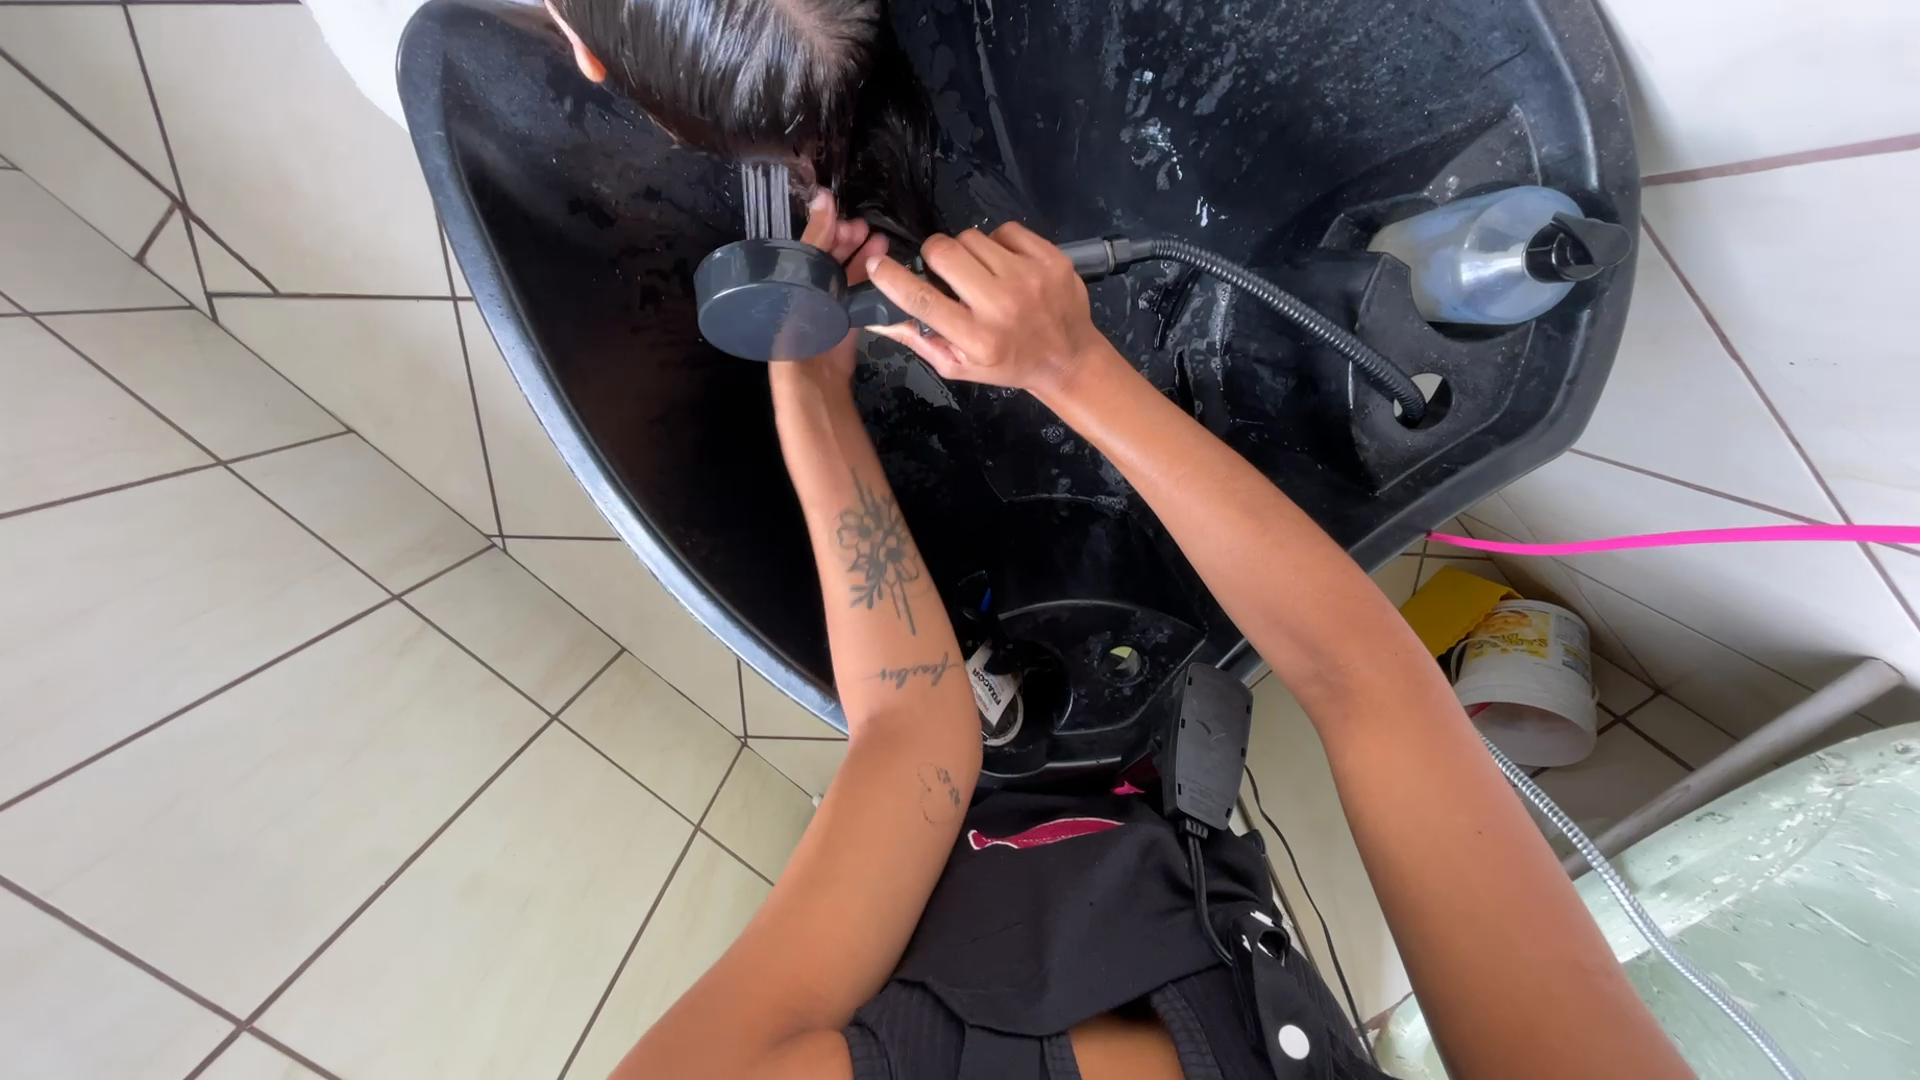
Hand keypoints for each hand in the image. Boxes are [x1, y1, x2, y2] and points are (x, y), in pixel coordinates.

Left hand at [772, 190, 890, 389]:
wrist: (813, 380)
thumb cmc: (798, 330)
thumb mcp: (802, 282)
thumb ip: (812, 244)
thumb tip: (823, 199)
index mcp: (785, 282)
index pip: (806, 247)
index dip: (824, 228)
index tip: (842, 212)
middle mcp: (804, 293)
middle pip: (827, 259)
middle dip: (846, 240)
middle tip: (864, 228)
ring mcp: (826, 309)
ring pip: (845, 275)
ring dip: (863, 257)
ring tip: (880, 241)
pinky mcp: (845, 324)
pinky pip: (857, 297)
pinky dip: (870, 282)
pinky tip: (883, 270)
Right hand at [862, 223, 1109, 399]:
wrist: (1068, 358)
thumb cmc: (1007, 364)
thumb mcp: (960, 366)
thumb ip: (920, 341)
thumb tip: (878, 317)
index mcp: (977, 338)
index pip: (923, 300)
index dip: (893, 278)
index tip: (877, 264)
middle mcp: (1002, 306)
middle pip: (944, 251)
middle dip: (934, 256)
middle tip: (944, 272)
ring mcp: (1029, 277)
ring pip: (972, 237)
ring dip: (968, 252)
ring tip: (981, 274)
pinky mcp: (1050, 258)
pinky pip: (1005, 230)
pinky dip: (998, 244)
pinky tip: (1006, 266)